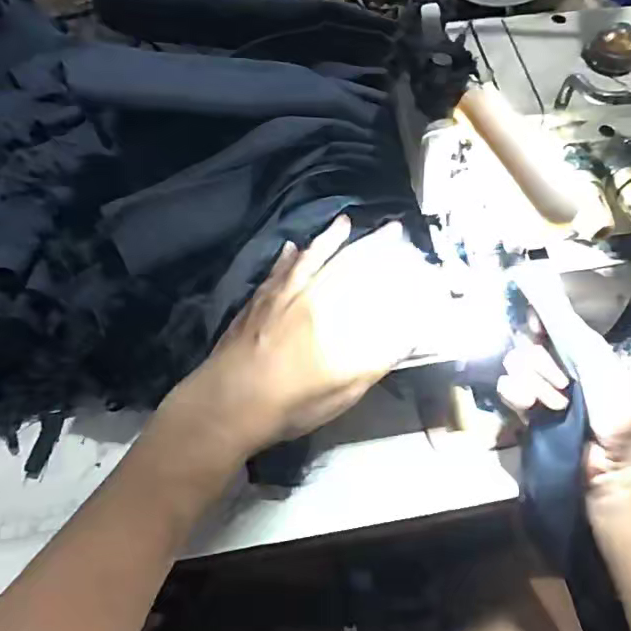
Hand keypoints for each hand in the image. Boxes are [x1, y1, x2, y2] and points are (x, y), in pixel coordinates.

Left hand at [159, 216, 420, 471]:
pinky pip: (275, 272)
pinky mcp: (253, 306)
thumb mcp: (344, 388)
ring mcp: (274, 298)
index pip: (361, 270)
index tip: (401, 237)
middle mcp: (302, 295)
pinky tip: (289, 249)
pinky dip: (286, 258)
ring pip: (304, 259)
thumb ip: (376, 357)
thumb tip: (407, 332)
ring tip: (342, 223)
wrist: (224, 407)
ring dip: (326, 241)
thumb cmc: (289, 402)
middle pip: (337, 259)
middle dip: (366, 243)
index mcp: (326, 311)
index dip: (383, 252)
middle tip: (386, 228)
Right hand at [495, 314, 630, 534]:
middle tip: (560, 385)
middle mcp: (566, 370)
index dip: (542, 319)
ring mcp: (545, 394)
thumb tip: (553, 308)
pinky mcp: (529, 418)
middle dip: (539, 359)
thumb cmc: (624, 434)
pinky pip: (508, 391)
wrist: (614, 489)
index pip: (557, 325)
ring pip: (517, 366)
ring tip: (548, 404)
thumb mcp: (612, 383)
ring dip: (528, 380)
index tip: (534, 323)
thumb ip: (584, 347)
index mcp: (590, 358)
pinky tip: (527, 406)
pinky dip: (512, 393)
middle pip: (532, 343)